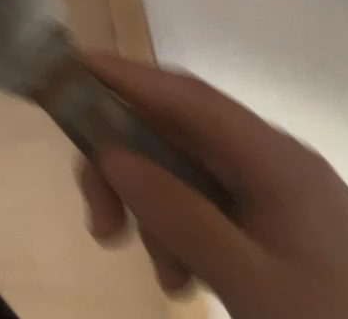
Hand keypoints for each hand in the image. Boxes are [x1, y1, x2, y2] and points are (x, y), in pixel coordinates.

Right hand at [75, 55, 347, 318]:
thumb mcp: (249, 279)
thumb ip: (178, 214)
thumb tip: (107, 152)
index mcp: (281, 163)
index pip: (188, 96)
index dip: (125, 75)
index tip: (66, 67)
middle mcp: (277, 164)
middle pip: (174, 136)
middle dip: (126, 170)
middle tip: (99, 218)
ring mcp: (279, 195)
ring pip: (181, 172)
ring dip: (151, 212)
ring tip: (160, 273)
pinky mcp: (278, 225)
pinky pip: (204, 204)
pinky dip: (177, 231)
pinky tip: (182, 278)